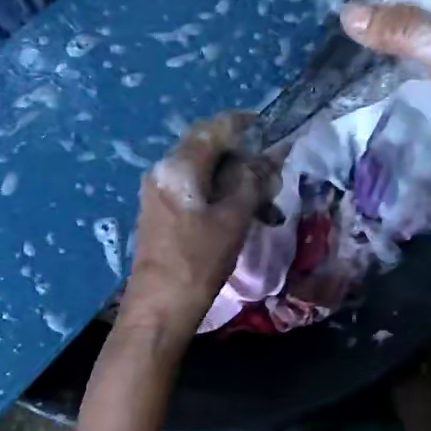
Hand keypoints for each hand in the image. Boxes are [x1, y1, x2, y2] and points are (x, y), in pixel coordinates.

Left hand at [119, 112, 278, 332]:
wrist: (159, 307)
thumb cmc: (198, 260)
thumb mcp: (234, 218)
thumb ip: (251, 181)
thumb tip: (267, 158)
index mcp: (178, 166)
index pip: (213, 128)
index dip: (244, 124)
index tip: (270, 129)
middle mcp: (163, 172)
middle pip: (208, 150)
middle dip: (244, 160)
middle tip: (273, 177)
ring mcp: (158, 193)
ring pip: (204, 174)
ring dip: (235, 183)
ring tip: (266, 206)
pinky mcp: (160, 214)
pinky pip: (194, 193)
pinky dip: (219, 198)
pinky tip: (243, 218)